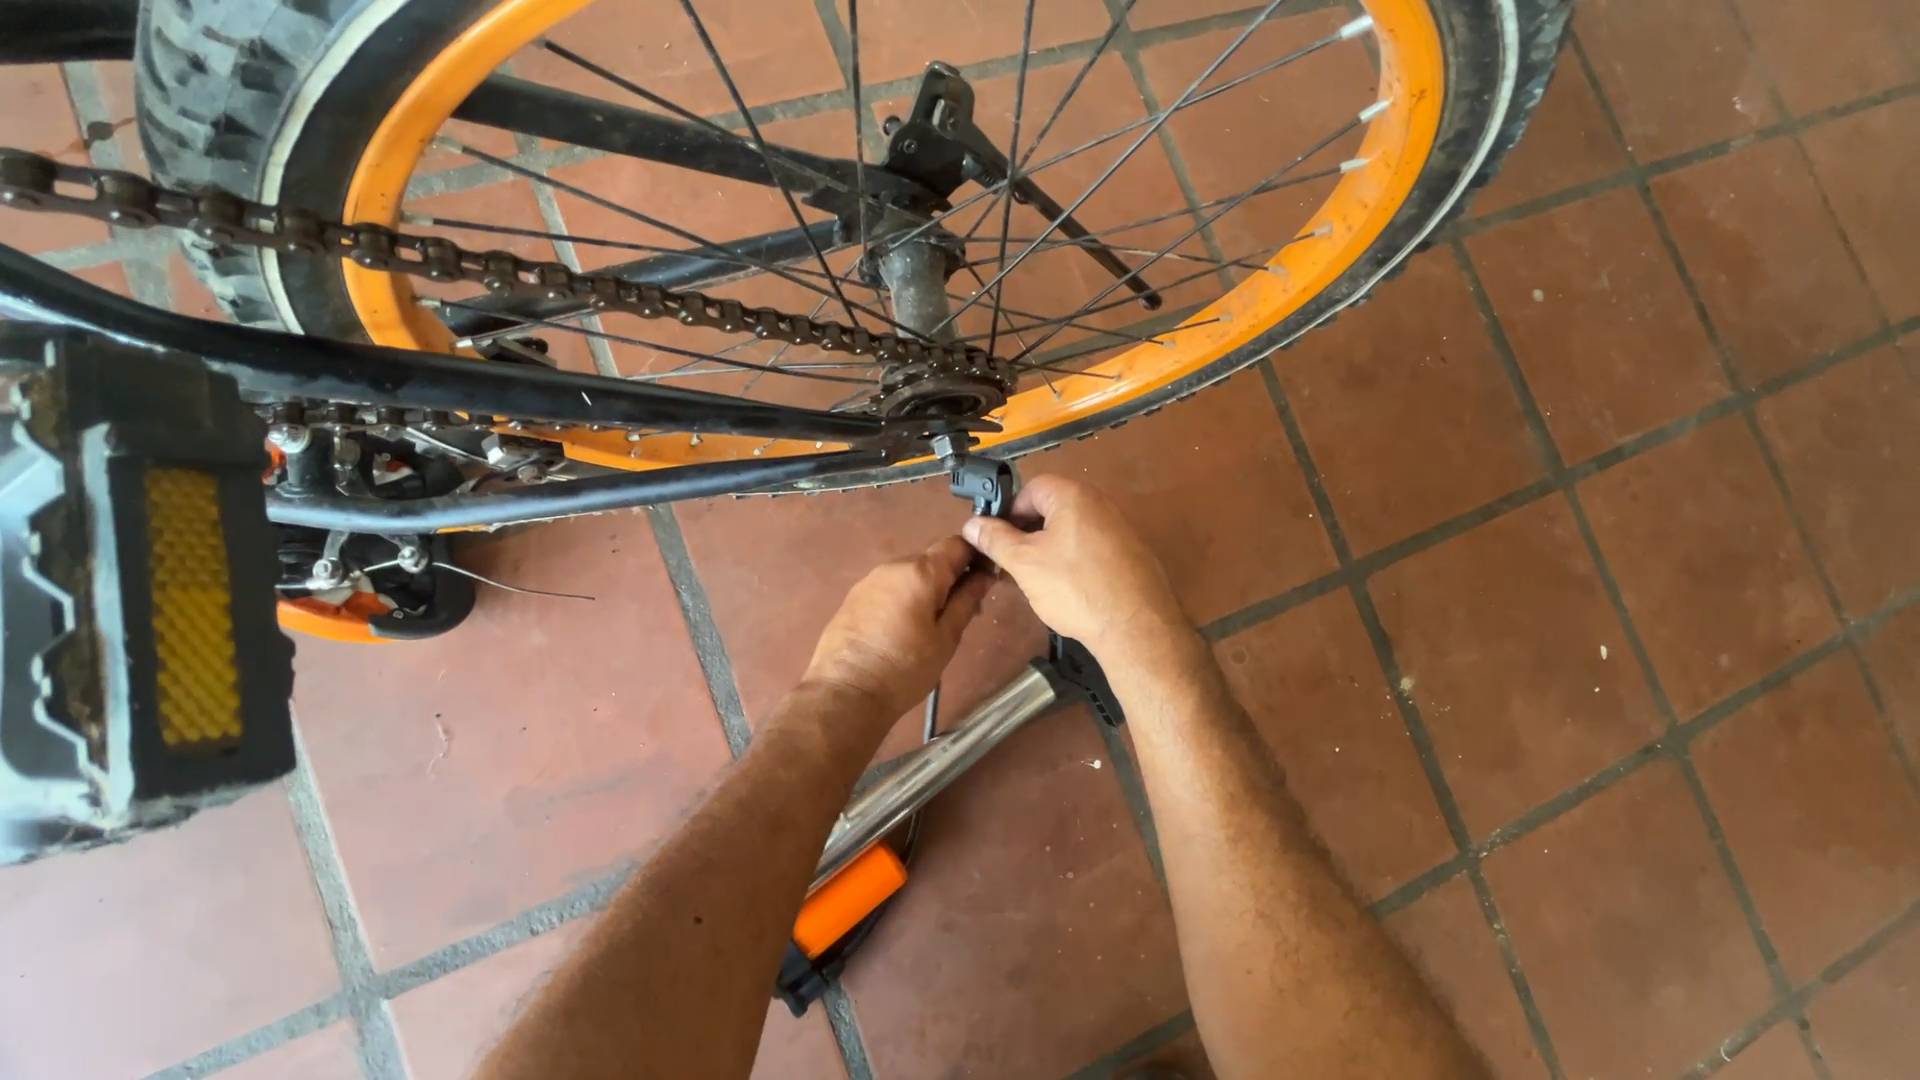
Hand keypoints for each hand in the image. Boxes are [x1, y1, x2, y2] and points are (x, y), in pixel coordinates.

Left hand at [800, 536, 992, 720]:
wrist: (845, 694)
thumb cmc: (905, 669)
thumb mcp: (946, 638)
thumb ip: (966, 601)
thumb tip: (985, 575)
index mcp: (920, 572)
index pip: (957, 544)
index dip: (976, 556)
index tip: (986, 581)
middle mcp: (893, 566)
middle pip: (932, 560)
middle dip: (951, 579)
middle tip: (961, 614)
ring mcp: (869, 580)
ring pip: (909, 575)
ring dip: (925, 591)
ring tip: (929, 628)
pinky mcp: (853, 597)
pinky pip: (888, 588)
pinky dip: (903, 599)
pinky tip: (902, 631)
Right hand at [961, 475, 1188, 659]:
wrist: (1134, 626)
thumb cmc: (1074, 587)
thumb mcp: (1024, 563)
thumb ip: (995, 540)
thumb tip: (972, 524)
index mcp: (1073, 496)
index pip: (1031, 488)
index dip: (1010, 510)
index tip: (998, 539)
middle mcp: (1100, 503)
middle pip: (1053, 508)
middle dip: (1028, 532)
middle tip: (1013, 563)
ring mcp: (1120, 528)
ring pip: (1071, 530)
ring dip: (1049, 549)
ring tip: (1038, 580)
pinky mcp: (1131, 554)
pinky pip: (1092, 548)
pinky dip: (1075, 562)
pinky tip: (1069, 590)